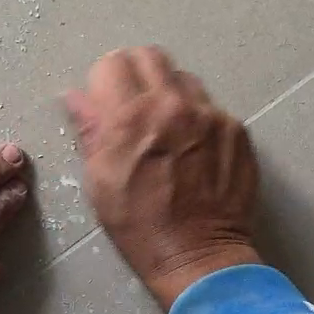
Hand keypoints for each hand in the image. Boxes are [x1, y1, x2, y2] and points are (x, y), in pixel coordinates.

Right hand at [63, 47, 260, 310]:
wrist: (199, 257)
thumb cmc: (139, 227)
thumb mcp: (100, 182)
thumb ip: (90, 131)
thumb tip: (77, 96)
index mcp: (130, 118)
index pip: (112, 64)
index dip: (103, 83)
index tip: (105, 104)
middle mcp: (173, 105)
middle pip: (150, 56)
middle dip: (135, 75)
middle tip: (133, 106)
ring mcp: (210, 115)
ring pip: (183, 78)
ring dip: (169, 95)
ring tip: (167, 131)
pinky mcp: (237, 130)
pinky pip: (210, 108)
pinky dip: (197, 121)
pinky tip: (194, 153)